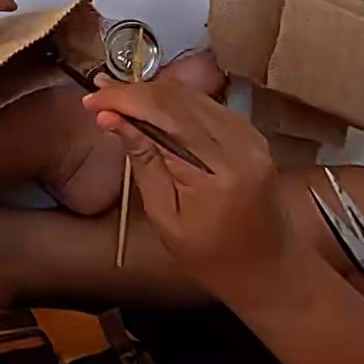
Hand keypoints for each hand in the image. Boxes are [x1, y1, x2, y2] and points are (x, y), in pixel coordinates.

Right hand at [83, 80, 306, 305]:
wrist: (273, 272)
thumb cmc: (211, 256)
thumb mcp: (164, 215)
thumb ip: (141, 160)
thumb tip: (108, 118)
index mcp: (219, 170)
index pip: (163, 114)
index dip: (122, 100)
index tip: (90, 100)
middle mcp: (240, 144)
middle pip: (176, 97)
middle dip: (130, 91)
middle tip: (96, 94)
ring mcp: (249, 136)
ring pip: (188, 94)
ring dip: (147, 91)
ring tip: (113, 95)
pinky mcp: (249, 133)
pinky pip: (202, 103)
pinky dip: (169, 99)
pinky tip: (145, 104)